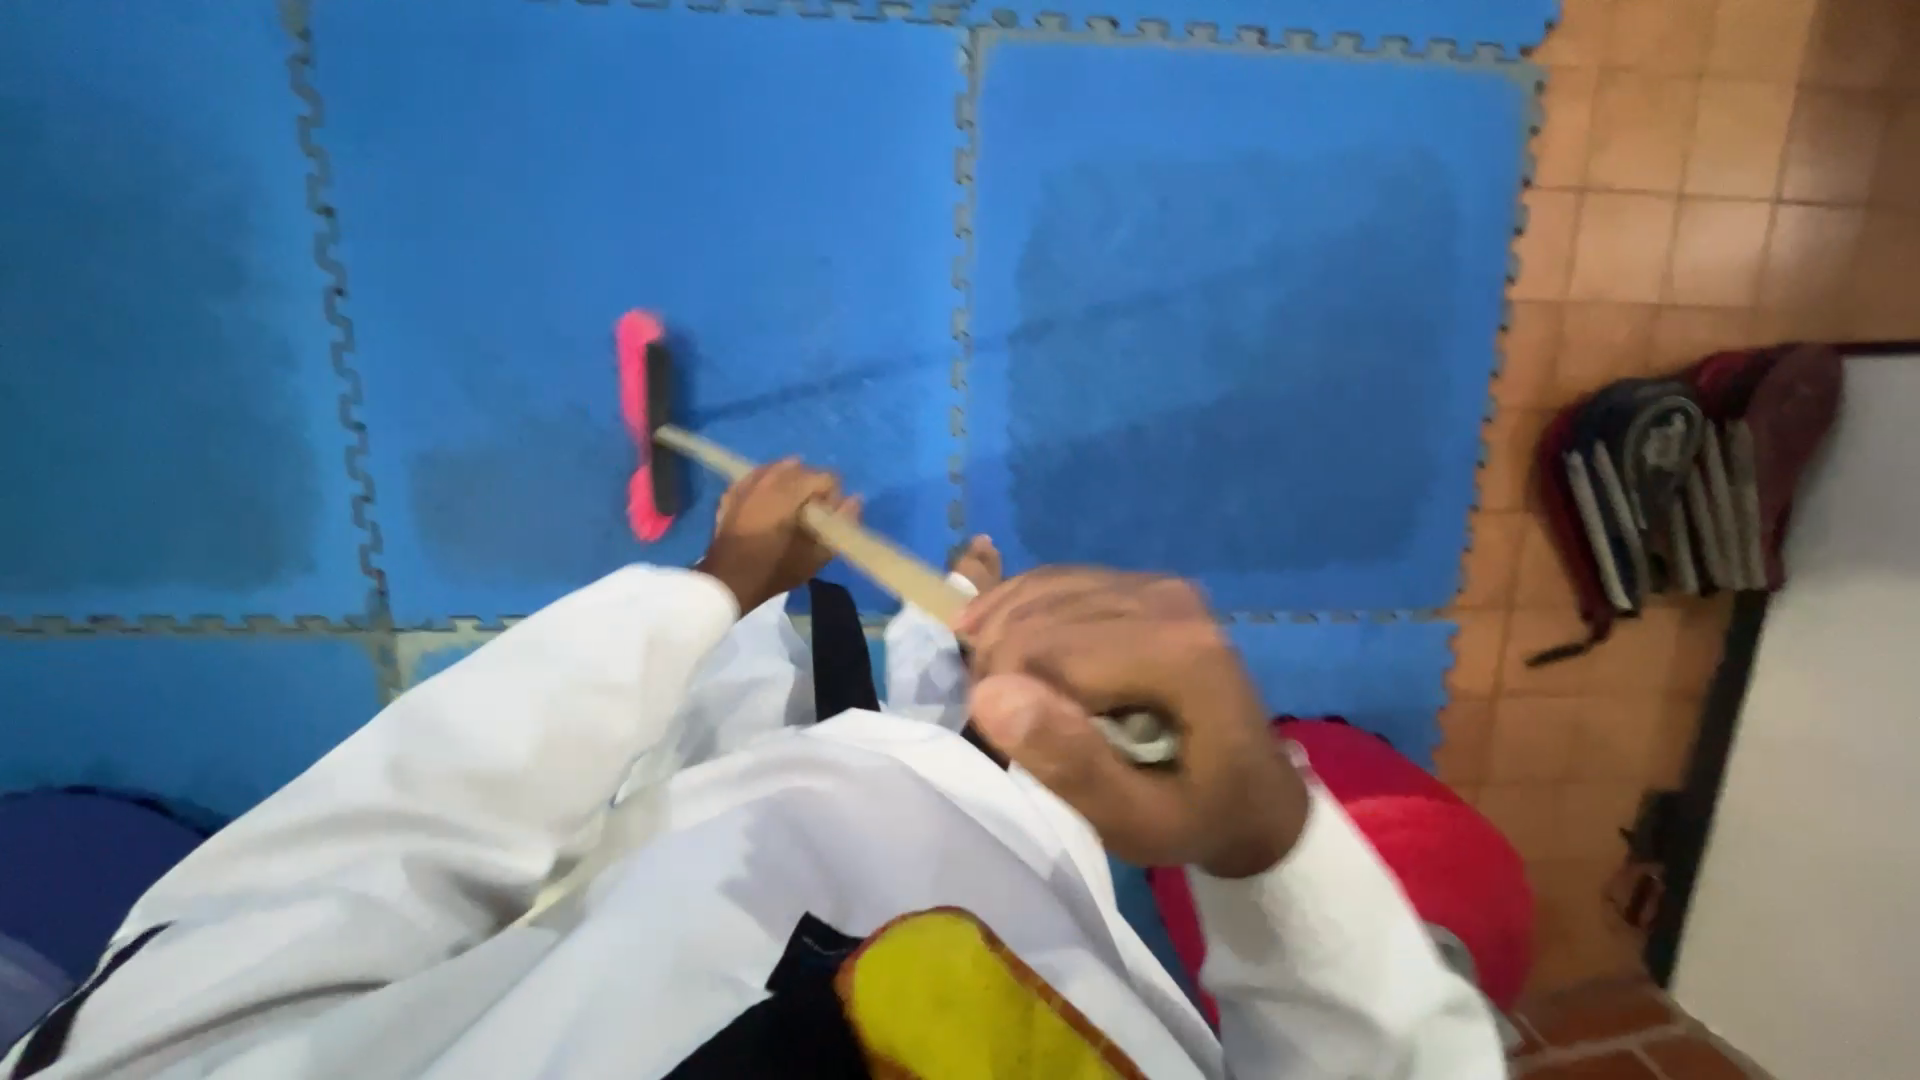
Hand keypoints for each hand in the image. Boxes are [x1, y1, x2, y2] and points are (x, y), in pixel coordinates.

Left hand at [696, 459, 859, 613]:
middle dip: (811, 488)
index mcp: (791, 492)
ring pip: (777, 468)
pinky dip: (766, 484)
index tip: (827, 518)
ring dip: (789, 483)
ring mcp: (747, 484)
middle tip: (810, 516)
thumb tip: (856, 499)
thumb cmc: (775, 569)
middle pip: (802, 469)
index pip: (826, 477)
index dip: (832, 497)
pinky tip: (767, 501)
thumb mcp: (816, 555)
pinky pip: (756, 477)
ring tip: (789, 508)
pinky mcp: (731, 493)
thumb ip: (841, 523)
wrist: (727, 581)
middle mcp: (769, 480)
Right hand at [956, 568, 1308, 877]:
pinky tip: (997, 641)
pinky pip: (1053, 581)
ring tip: (999, 692)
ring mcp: (1155, 584)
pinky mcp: (1141, 582)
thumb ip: (1072, 765)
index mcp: (1179, 654)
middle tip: (998, 725)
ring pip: (1036, 592)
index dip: (1001, 693)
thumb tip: (990, 695)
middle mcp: (1167, 599)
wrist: (1256, 796)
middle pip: (1037, 615)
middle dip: (996, 666)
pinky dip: (1014, 608)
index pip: (1045, 649)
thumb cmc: (1198, 817)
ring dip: (998, 637)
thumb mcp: (1138, 824)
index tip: (1001, 746)